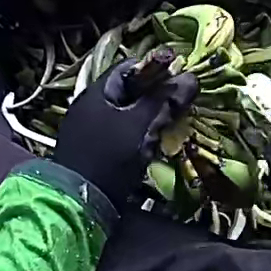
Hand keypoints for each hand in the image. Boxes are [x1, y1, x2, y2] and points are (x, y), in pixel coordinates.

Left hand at [51, 48, 198, 207]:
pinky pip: (120, 136)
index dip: (155, 70)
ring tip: (169, 127)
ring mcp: (89, 132)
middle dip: (155, 98)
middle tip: (178, 106)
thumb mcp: (139, 125)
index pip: (129, 68)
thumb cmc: (109, 157)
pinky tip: (151, 148)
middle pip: (129, 93)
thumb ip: (164, 101)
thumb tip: (191, 78)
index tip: (178, 81)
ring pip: (126, 116)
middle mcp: (90, 108)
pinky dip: (138, 138)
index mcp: (96, 93)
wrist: (79, 202)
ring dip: (149, 120)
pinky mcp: (94, 153)